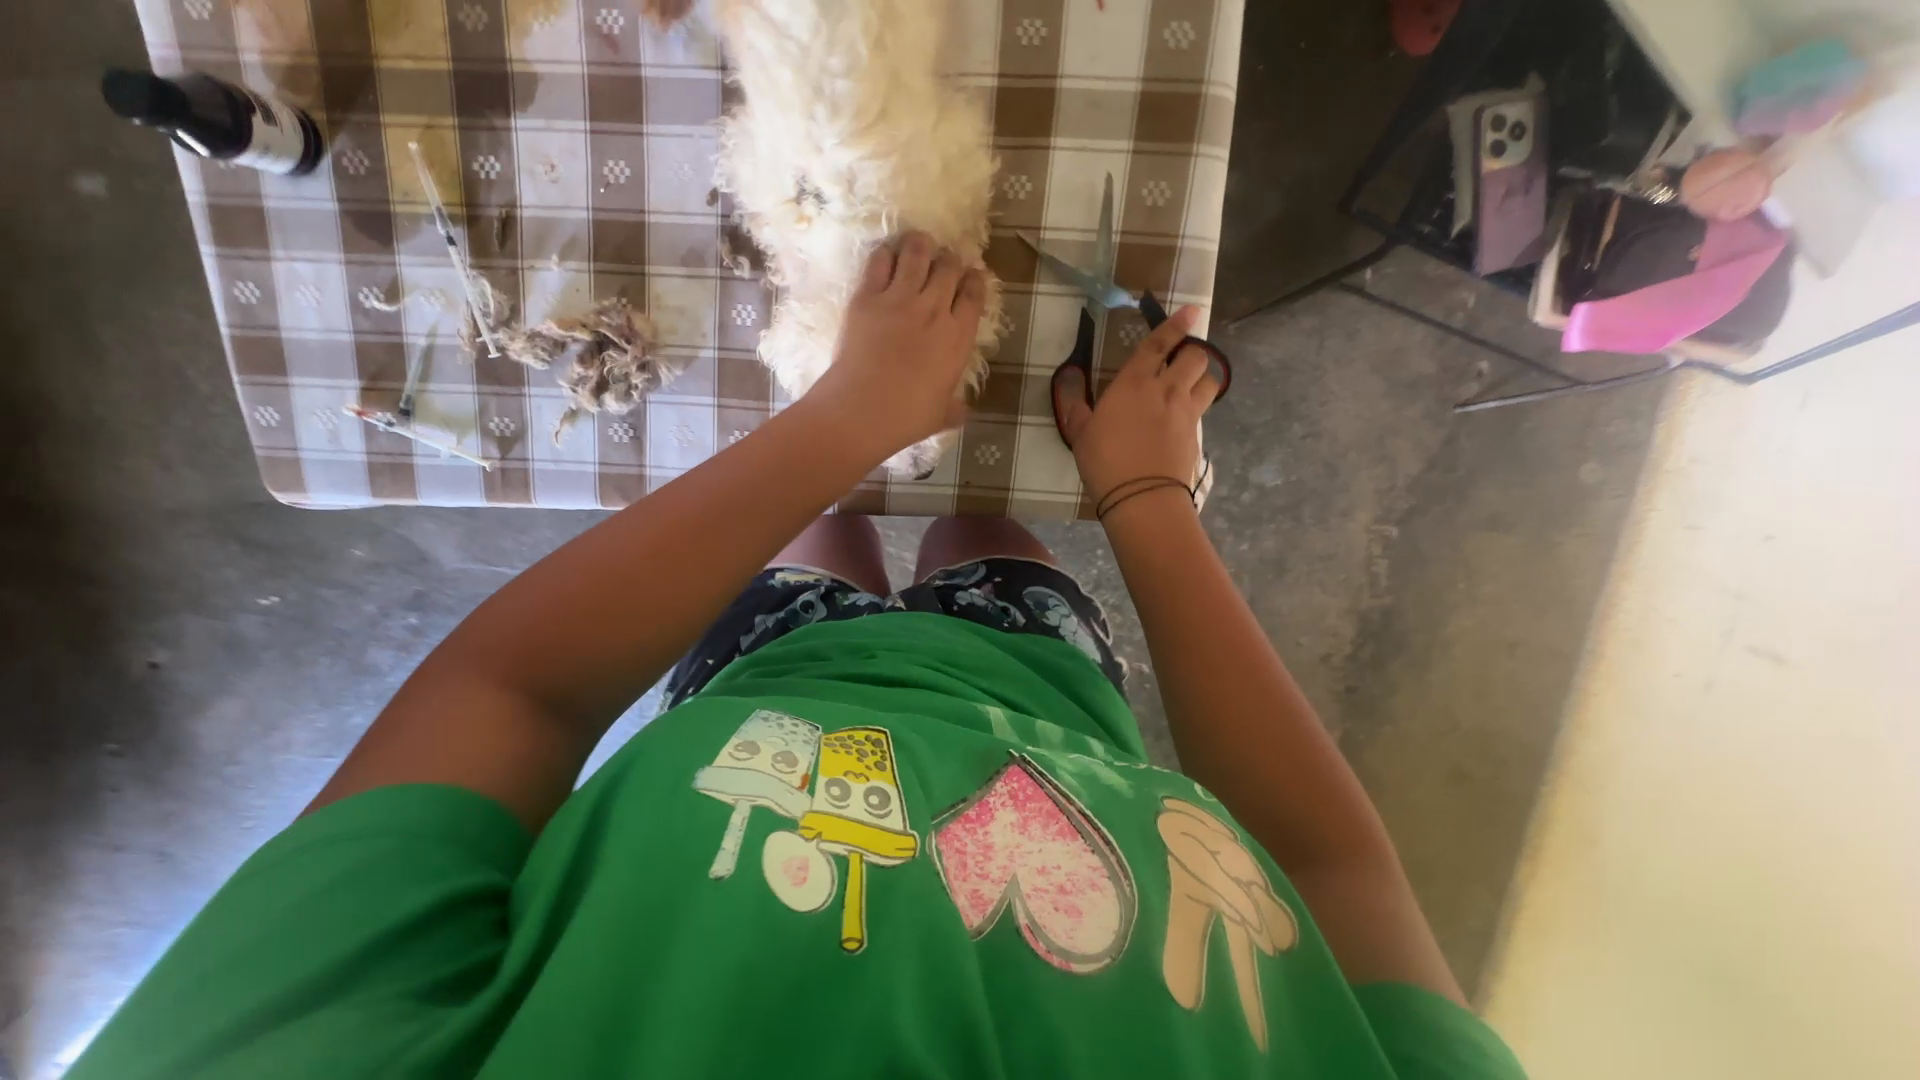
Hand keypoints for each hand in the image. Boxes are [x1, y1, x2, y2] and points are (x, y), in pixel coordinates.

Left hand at [804, 232, 987, 461]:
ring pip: (917, 253)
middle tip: (944, 262)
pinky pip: (880, 261)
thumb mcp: (941, 415)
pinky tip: (887, 256)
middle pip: (949, 267)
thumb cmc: (907, 417)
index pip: (975, 294)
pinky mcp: (867, 296)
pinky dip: (886, 253)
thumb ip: (955, 407)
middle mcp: (934, 309)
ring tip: (920, 244)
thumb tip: (963, 411)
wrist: (862, 410)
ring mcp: (900, 298)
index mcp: (958, 337)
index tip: (972, 276)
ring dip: (921, 245)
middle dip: (950, 260)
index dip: (975, 279)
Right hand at [1055, 305, 1218, 507]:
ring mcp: (1186, 412)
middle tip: (1179, 361)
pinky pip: (1202, 410)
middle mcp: (1166, 389)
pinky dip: (1196, 408)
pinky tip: (1182, 421)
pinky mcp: (1197, 435)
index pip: (1159, 344)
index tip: (1191, 311)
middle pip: (1195, 356)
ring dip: (1202, 378)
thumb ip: (1077, 412)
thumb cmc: (1105, 462)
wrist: (1142, 497)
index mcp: (1134, 382)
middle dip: (1191, 352)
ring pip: (1208, 379)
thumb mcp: (1080, 436)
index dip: (1176, 324)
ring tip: (1189, 387)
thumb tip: (1072, 396)